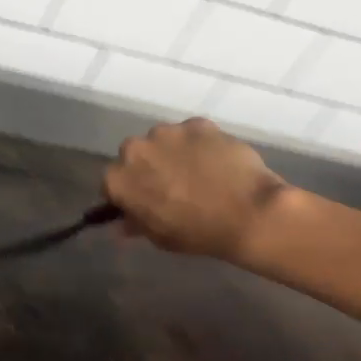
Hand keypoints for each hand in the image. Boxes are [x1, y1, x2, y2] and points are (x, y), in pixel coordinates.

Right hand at [103, 118, 287, 259]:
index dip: (127, 193)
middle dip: (147, 167)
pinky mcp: (197, 124)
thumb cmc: (197, 232)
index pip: (112, 183)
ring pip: (163, 140)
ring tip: (197, 171)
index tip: (142, 203)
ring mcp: (167, 133)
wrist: (248, 213)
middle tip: (170, 185)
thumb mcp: (160, 237)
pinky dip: (198, 144)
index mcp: (118, 179)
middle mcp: (135, 149)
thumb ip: (137, 224)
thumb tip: (123, 224)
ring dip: (171, 152)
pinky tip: (216, 161)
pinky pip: (191, 133)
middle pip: (134, 155)